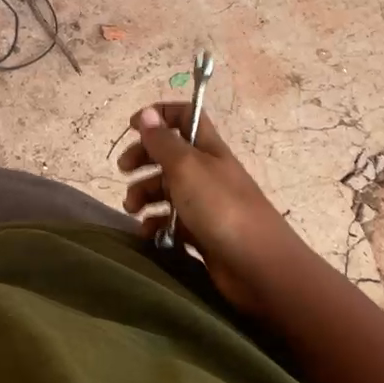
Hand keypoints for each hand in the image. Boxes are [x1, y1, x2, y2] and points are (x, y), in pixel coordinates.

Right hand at [118, 103, 312, 315]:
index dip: (159, 115)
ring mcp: (204, 204)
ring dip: (143, 194)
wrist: (260, 268)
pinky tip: (148, 232)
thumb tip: (147, 114)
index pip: (184, 117)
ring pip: (164, 189)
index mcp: (207, 149)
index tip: (133, 127)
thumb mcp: (186, 167)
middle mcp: (205, 172)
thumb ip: (162, 141)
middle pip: (167, 153)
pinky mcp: (201, 234)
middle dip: (142, 158)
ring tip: (132, 209)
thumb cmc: (221, 208)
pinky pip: (170, 221)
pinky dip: (155, 223)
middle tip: (123, 170)